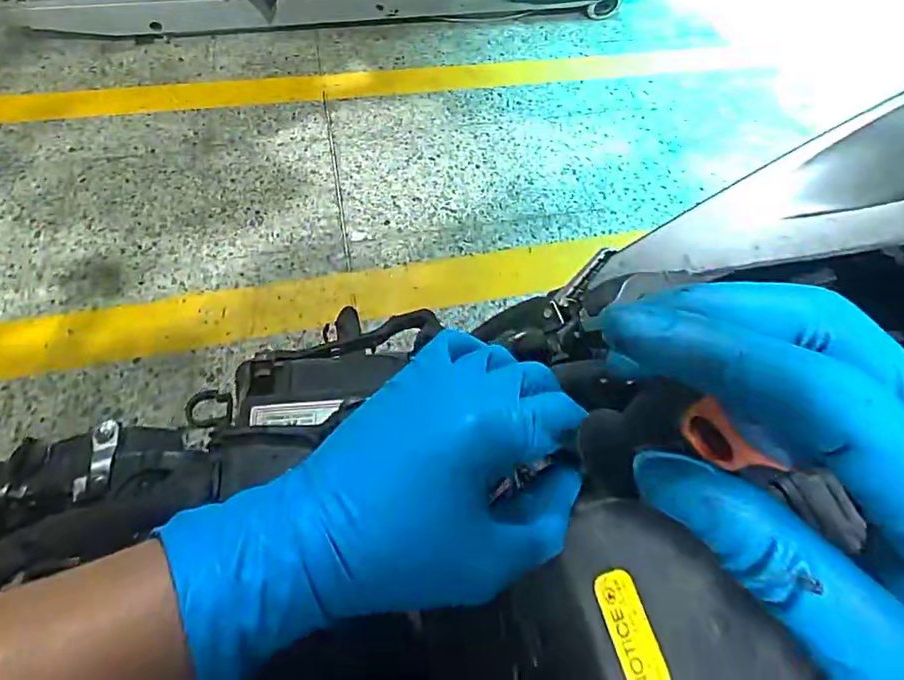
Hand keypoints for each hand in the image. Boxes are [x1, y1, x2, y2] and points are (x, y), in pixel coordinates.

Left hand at [156, 330, 584, 679]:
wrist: (324, 528)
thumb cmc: (409, 551)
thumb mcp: (494, 557)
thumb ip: (548, 516)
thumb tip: (565, 476)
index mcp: (494, 425)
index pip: (561, 410)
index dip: (579, 435)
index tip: (577, 460)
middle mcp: (466, 385)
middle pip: (531, 376)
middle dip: (550, 408)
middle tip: (547, 450)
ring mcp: (431, 373)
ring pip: (494, 357)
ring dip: (514, 383)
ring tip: (511, 424)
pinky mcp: (405, 374)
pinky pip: (451, 346)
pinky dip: (473, 358)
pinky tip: (474, 390)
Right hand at [603, 282, 903, 679]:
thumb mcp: (890, 665)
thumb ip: (771, 563)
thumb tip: (658, 471)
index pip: (821, 387)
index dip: (712, 350)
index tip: (627, 338)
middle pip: (817, 325)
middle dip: (707, 313)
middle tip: (625, 333)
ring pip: (814, 327)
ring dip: (720, 323)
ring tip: (647, 348)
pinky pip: (819, 359)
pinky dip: (746, 352)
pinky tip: (704, 380)